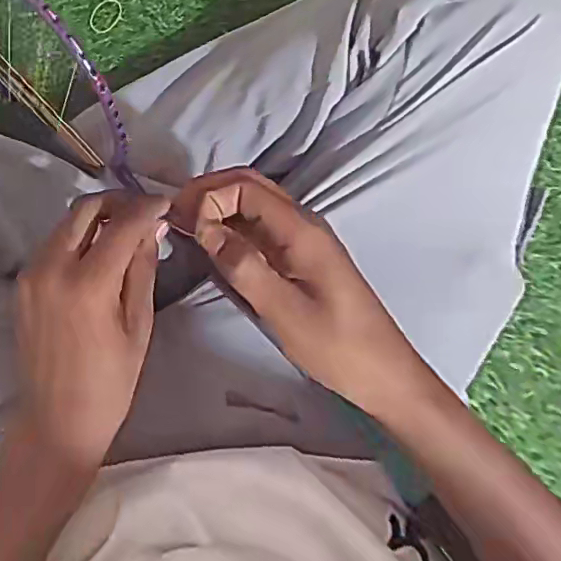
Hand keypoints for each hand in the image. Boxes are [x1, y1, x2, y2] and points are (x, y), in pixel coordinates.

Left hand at [13, 191, 165, 471]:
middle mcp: (53, 268)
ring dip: (97, 216)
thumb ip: (142, 269)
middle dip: (118, 202)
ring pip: (67, 222)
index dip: (147, 207)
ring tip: (124, 229)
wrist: (55, 423)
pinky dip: (78, 236)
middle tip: (143, 211)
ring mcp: (32, 273)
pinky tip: (98, 251)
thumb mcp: (138, 326)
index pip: (122, 223)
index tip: (165, 202)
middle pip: (86, 208)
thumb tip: (153, 227)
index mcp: (88, 284)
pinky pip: (53, 242)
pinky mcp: (22, 282)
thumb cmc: (109, 384)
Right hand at [173, 168, 438, 420]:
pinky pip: (260, 225)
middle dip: (209, 191)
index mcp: (301, 230)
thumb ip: (242, 265)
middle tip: (175, 214)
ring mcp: (302, 238)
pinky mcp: (299, 255)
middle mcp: (302, 223)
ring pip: (254, 203)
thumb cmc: (336, 346)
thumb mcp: (284, 311)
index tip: (182, 222)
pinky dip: (231, 224)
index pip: (246, 187)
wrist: (385, 375)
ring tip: (185, 225)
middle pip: (249, 185)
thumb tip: (203, 227)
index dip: (209, 195)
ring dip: (218, 205)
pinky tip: (211, 242)